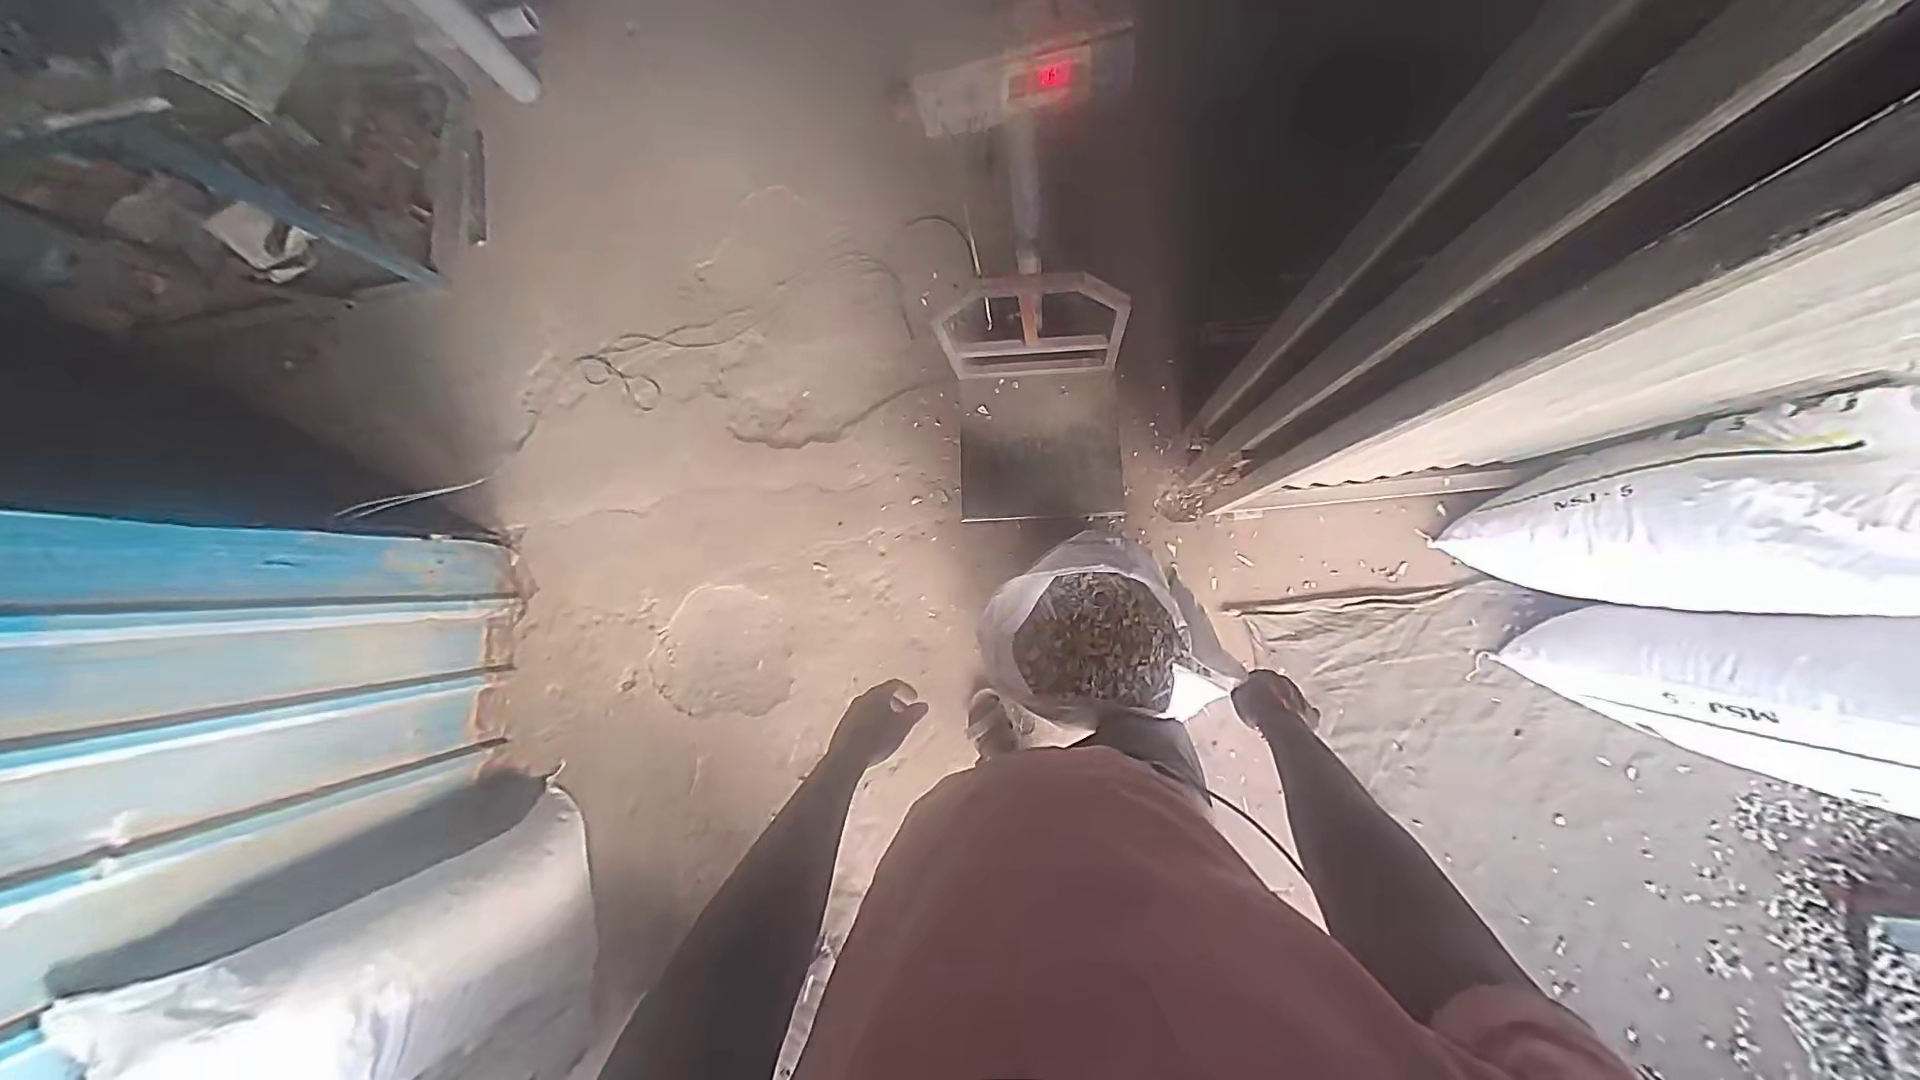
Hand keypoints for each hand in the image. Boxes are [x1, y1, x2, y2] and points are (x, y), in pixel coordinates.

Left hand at [826, 680, 929, 770]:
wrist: (848, 756)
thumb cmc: (877, 738)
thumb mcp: (903, 726)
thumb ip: (914, 713)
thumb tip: (922, 706)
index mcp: (878, 694)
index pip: (895, 684)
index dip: (907, 691)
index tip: (914, 699)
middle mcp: (863, 698)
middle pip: (882, 694)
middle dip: (895, 702)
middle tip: (904, 713)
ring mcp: (852, 711)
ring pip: (871, 705)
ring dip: (883, 712)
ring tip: (892, 727)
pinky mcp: (845, 724)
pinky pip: (862, 716)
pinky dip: (873, 720)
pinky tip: (877, 736)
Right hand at [1231, 670, 1319, 738]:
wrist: (1277, 723)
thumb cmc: (1257, 708)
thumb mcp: (1238, 697)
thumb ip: (1241, 691)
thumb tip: (1240, 692)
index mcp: (1266, 674)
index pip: (1258, 676)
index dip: (1254, 686)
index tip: (1250, 694)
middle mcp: (1285, 682)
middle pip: (1277, 686)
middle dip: (1271, 694)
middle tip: (1262, 705)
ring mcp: (1299, 697)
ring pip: (1291, 699)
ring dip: (1284, 705)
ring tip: (1274, 717)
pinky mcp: (1309, 713)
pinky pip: (1304, 714)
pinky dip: (1298, 718)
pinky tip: (1291, 725)